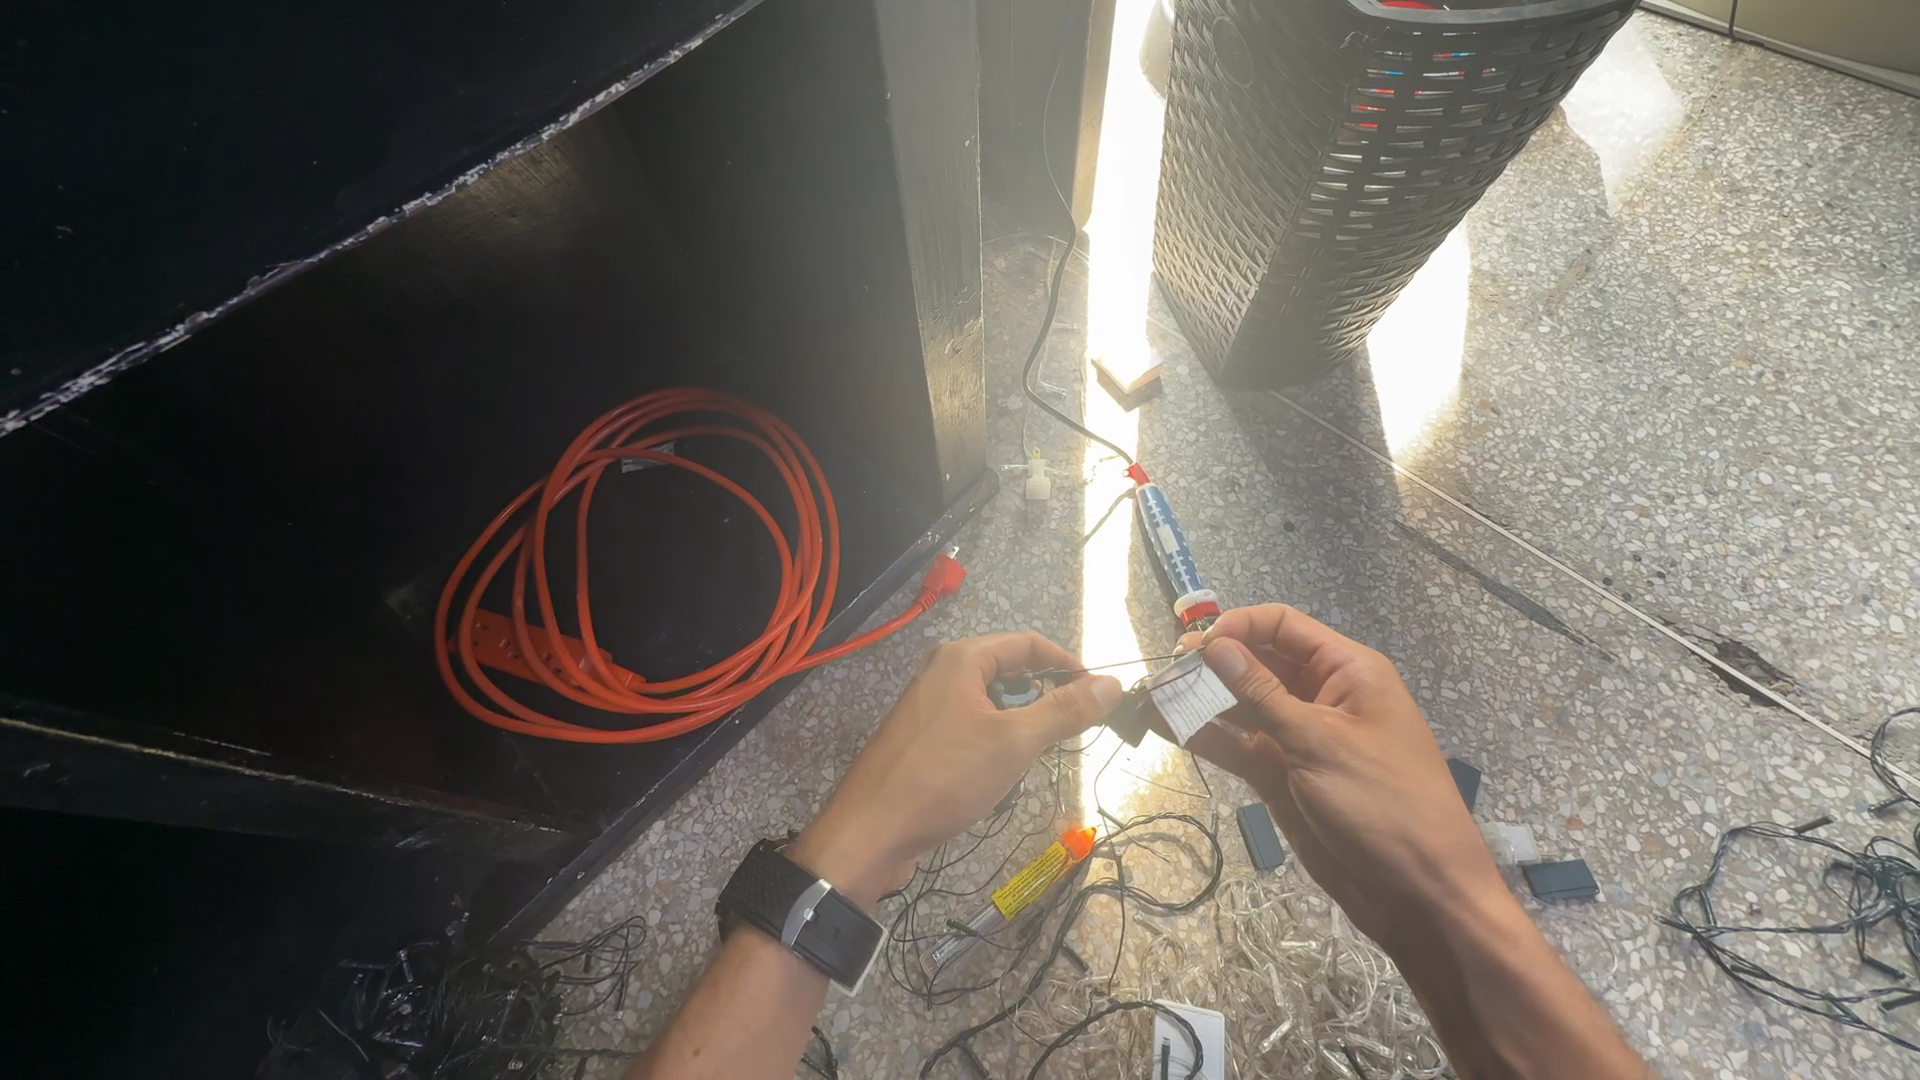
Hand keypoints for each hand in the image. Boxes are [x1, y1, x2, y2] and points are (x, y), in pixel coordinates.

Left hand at [788, 631, 1122, 908]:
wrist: (870, 832)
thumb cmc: (944, 776)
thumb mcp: (1014, 741)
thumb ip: (1064, 710)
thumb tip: (1112, 683)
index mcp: (961, 658)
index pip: (1028, 643)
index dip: (1066, 665)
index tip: (1096, 695)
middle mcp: (943, 672)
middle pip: (1009, 672)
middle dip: (1041, 701)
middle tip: (1061, 736)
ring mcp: (929, 706)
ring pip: (992, 705)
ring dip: (1017, 728)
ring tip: (1023, 761)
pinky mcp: (922, 739)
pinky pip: (971, 728)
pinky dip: (993, 744)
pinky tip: (993, 777)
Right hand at [1176, 605, 1501, 949]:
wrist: (1418, 897)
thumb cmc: (1384, 804)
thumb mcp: (1320, 741)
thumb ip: (1261, 692)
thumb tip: (1214, 645)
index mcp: (1346, 671)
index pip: (1283, 626)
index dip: (1238, 627)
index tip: (1196, 646)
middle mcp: (1317, 695)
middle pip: (1254, 661)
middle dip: (1211, 662)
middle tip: (1166, 670)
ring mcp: (1294, 735)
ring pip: (1237, 703)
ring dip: (1198, 698)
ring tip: (1152, 694)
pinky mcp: (1277, 772)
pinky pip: (1234, 743)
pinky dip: (1202, 733)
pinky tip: (1162, 724)